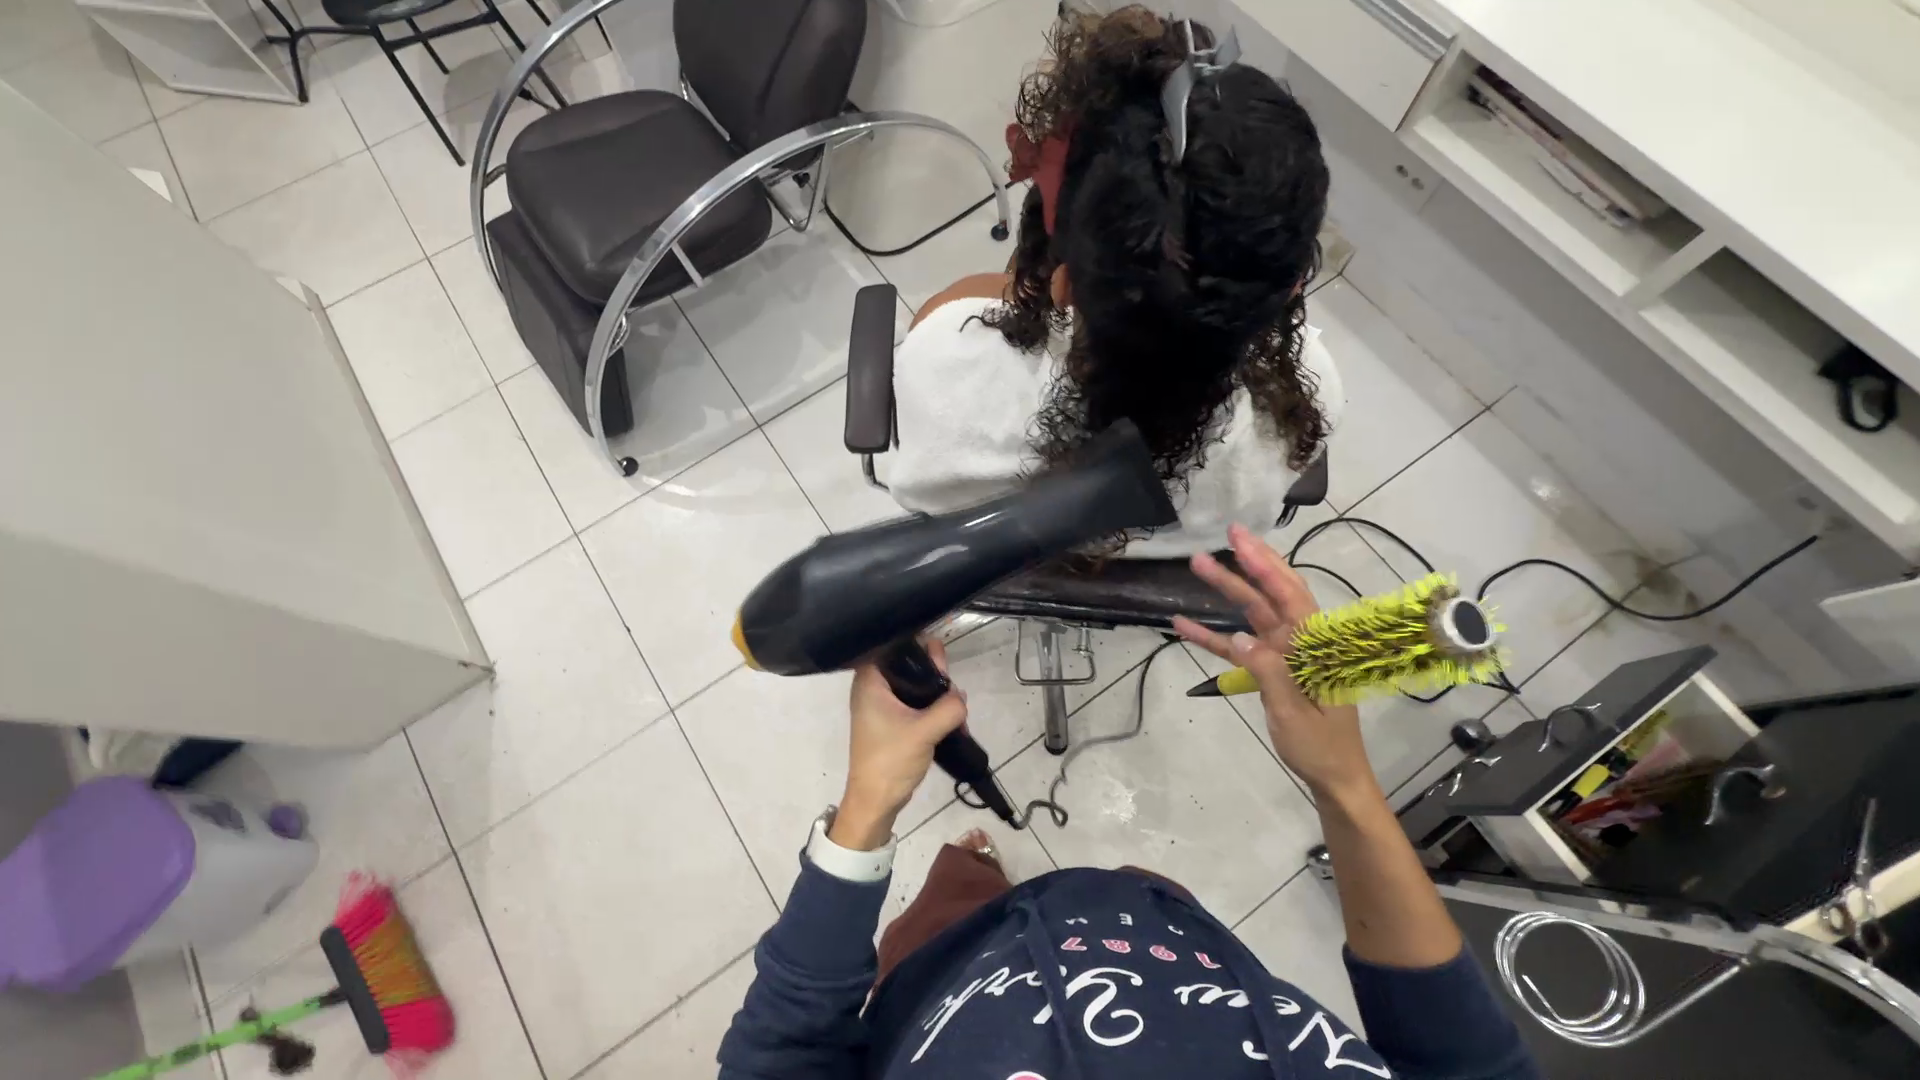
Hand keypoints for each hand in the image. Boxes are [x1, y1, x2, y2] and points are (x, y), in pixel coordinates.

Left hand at [834, 640, 968, 849]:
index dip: (915, 643)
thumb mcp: (924, 731)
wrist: (875, 801)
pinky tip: (951, 714)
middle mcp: (872, 688)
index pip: (890, 646)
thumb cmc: (891, 760)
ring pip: (913, 685)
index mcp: (870, 682)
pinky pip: (914, 703)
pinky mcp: (891, 722)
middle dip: (932, 671)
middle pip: (906, 665)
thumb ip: (948, 708)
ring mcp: (881, 706)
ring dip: (935, 693)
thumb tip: (960, 696)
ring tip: (955, 703)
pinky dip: (931, 707)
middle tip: (950, 682)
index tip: (938, 648)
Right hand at [1172, 524, 1379, 800]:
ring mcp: (1283, 654)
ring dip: (1226, 591)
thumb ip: (1269, 672)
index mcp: (1316, 647)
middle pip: (1272, 594)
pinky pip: (1237, 647)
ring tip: (1198, 565)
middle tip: (1226, 534)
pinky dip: (1212, 636)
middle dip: (1249, 563)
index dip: (1266, 565)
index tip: (1242, 541)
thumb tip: (1240, 639)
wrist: (1333, 775)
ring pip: (1253, 613)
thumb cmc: (1321, 745)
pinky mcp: (1269, 669)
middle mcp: (1300, 642)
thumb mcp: (1295, 712)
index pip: (1290, 597)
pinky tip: (1183, 625)